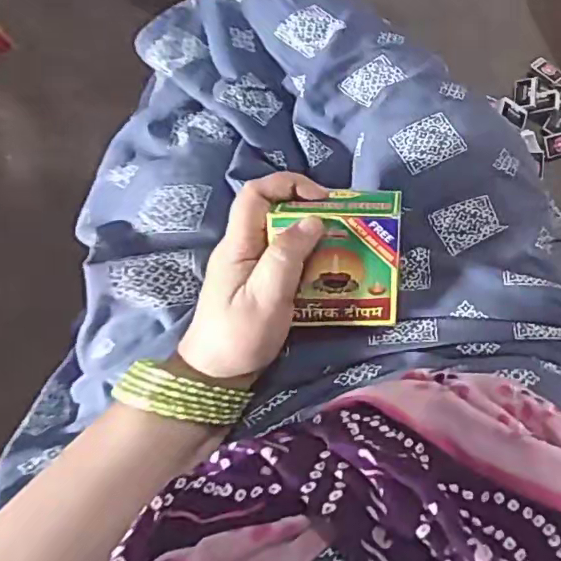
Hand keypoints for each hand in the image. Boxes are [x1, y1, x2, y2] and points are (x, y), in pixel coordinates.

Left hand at [177, 173, 328, 380]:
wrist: (216, 375)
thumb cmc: (239, 336)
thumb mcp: (266, 296)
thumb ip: (287, 255)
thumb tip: (314, 220)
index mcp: (239, 244)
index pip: (257, 193)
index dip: (289, 185)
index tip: (323, 200)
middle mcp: (245, 248)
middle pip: (275, 210)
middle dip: (311, 210)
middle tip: (343, 223)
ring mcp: (252, 266)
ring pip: (285, 235)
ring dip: (315, 236)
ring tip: (344, 245)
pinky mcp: (262, 283)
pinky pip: (288, 258)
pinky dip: (311, 258)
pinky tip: (331, 271)